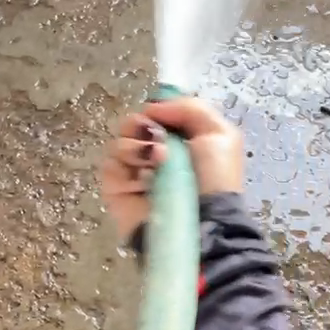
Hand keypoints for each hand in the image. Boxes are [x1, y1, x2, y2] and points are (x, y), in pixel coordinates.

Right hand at [99, 96, 245, 243]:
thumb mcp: (219, 134)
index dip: (155, 111)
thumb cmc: (216, 179)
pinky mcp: (118, 192)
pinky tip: (144, 180)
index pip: (153, 114)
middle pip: (130, 125)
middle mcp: (153, 154)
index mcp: (177, 140)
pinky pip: (110, 168)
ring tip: (158, 164)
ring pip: (118, 144)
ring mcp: (133, 173)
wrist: (205, 220)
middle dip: (141, 126)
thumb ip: (190, 108)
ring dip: (137, 149)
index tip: (161, 116)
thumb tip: (153, 108)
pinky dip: (126, 170)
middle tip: (158, 141)